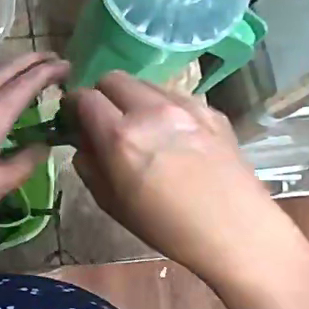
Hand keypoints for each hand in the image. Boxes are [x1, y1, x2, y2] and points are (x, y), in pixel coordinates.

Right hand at [70, 71, 291, 282]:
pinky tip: (172, 135)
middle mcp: (151, 111)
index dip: (73, 105)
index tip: (73, 118)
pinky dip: (162, 108)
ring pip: (145, 83)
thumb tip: (83, 143)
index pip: (84, 97)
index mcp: (121, 136)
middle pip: (113, 78)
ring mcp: (185, 106)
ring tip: (140, 127)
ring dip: (133, 99)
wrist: (236, 231)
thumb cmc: (165, 225)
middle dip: (102, 95)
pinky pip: (175, 96)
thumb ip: (88, 165)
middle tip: (104, 120)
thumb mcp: (110, 202)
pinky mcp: (211, 110)